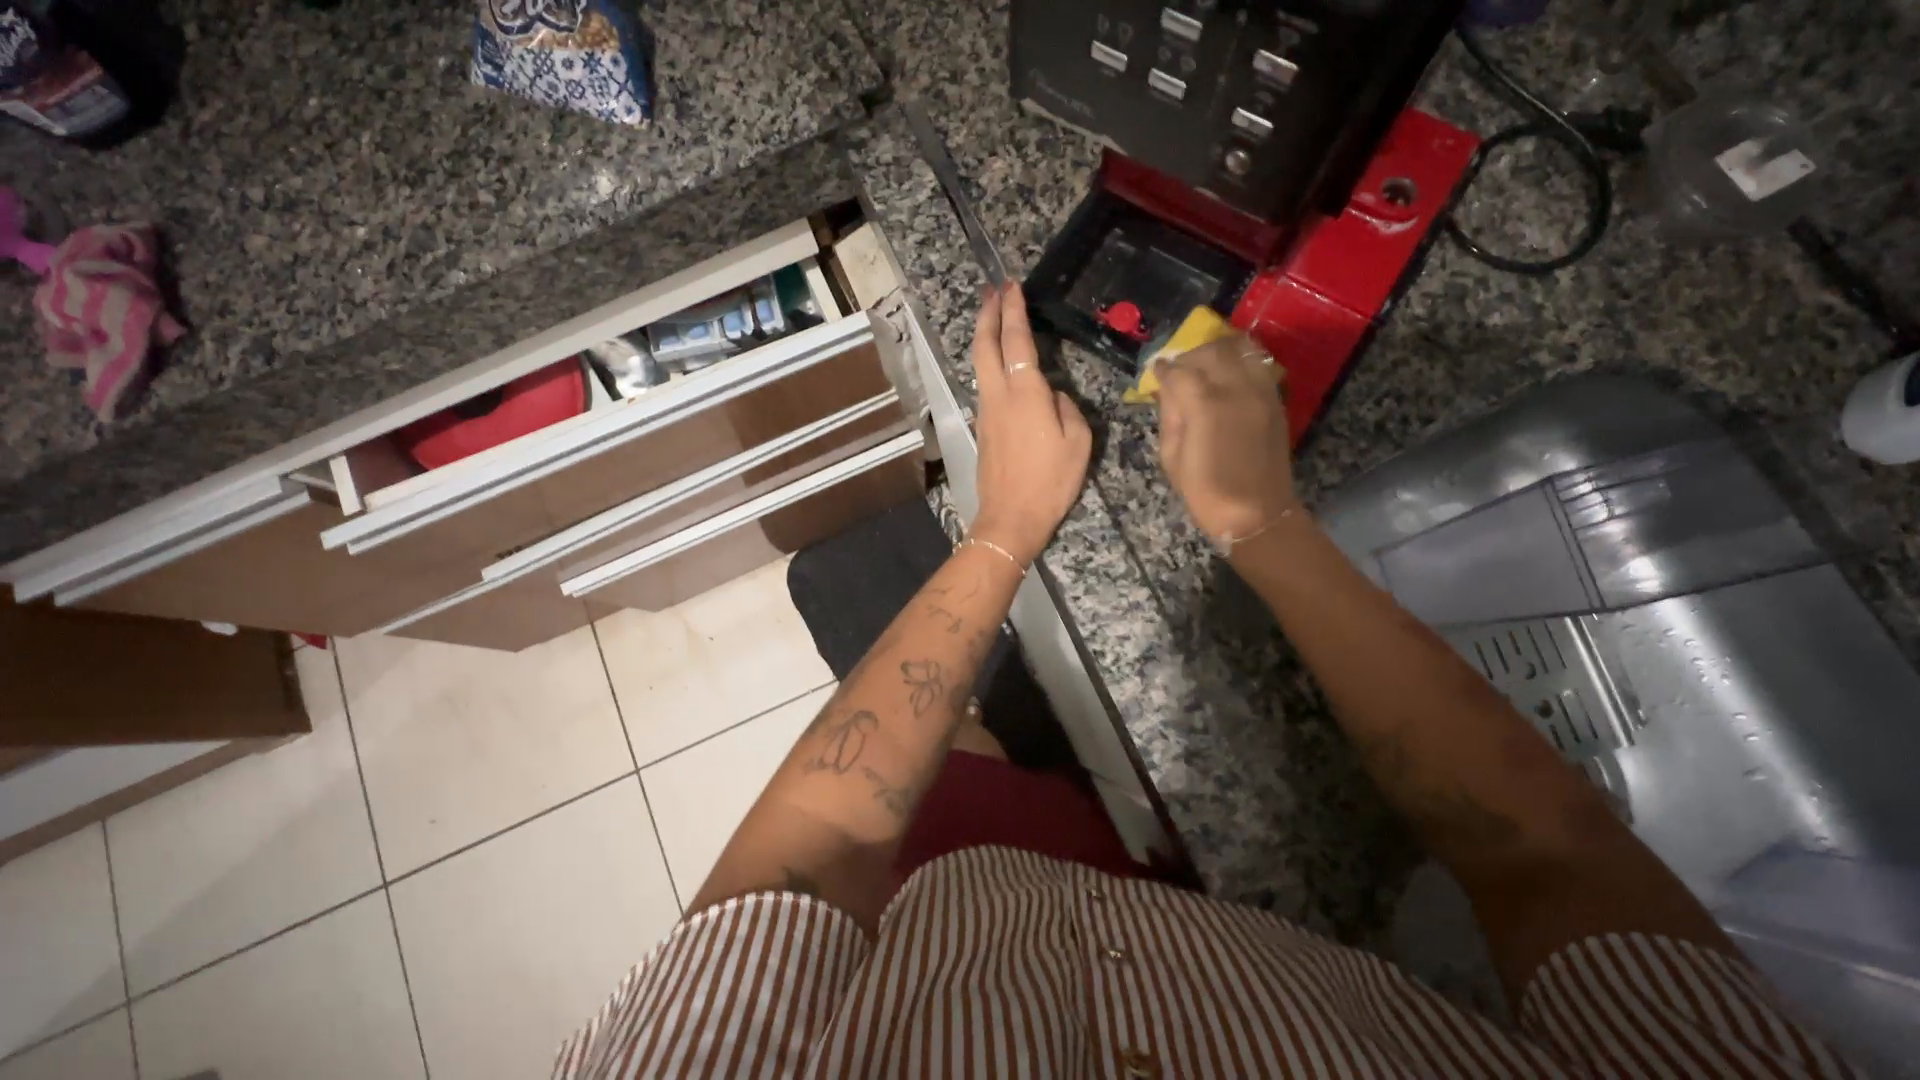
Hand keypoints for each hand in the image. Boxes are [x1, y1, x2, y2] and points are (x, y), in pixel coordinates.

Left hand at [969, 282, 1092, 565]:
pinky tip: (1000, 362)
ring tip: (993, 316)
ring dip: (986, 336)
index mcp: (1025, 395)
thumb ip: (1067, 409)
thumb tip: (1053, 395)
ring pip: (981, 364)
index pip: (1016, 341)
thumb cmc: (1050, 482)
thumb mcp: (1077, 443)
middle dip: (988, 314)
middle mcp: (999, 396)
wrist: (1011, 519)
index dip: (1013, 311)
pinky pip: (986, 384)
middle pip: (985, 346)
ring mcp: (987, 412)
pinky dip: (990, 362)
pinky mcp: (983, 428)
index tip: (1011, 287)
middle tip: (993, 290)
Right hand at [1156, 333, 1298, 543]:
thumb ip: (1170, 415)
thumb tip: (1169, 390)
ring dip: (1219, 352)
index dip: (1163, 369)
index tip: (1156, 371)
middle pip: (1211, 351)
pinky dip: (1241, 362)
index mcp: (1205, 405)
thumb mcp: (1172, 457)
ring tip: (1207, 366)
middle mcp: (1236, 388)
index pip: (1179, 370)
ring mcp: (1260, 391)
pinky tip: (1229, 375)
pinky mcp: (1275, 400)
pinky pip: (1259, 364)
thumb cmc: (1206, 492)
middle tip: (1180, 370)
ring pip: (1240, 349)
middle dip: (1190, 356)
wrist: (1257, 513)